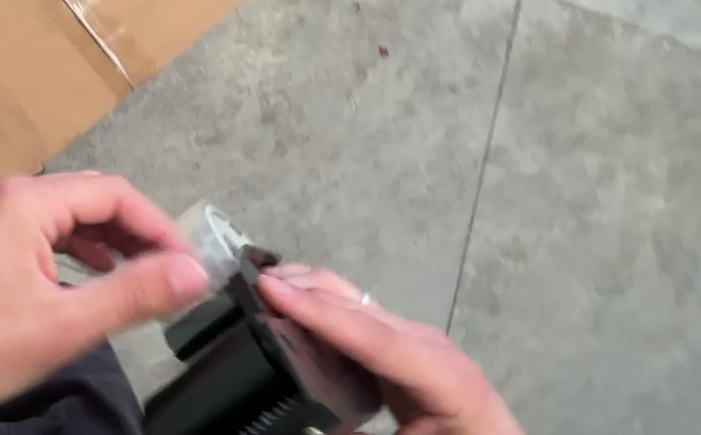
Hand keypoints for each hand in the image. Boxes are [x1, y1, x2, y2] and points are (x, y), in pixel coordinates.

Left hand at [0, 172, 211, 434]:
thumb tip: (190, 273)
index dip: (157, 226)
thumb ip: (133, 294)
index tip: (187, 264)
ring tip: (140, 274)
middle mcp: (5, 193)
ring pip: (62, 211)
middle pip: (86, 196)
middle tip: (171, 271)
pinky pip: (37, 225)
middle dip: (134, 230)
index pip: (111, 193)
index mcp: (25, 201)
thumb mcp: (64, 325)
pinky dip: (71, 244)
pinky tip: (90, 271)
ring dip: (104, 238)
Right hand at [257, 266, 523, 434]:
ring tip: (262, 284)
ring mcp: (420, 342)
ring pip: (356, 301)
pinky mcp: (404, 344)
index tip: (269, 289)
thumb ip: (347, 431)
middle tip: (250, 282)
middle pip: (362, 311)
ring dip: (308, 289)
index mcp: (449, 383)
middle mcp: (434, 350)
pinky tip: (291, 300)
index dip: (321, 313)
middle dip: (305, 290)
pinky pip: (358, 315)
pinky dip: (320, 303)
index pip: (377, 339)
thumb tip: (293, 418)